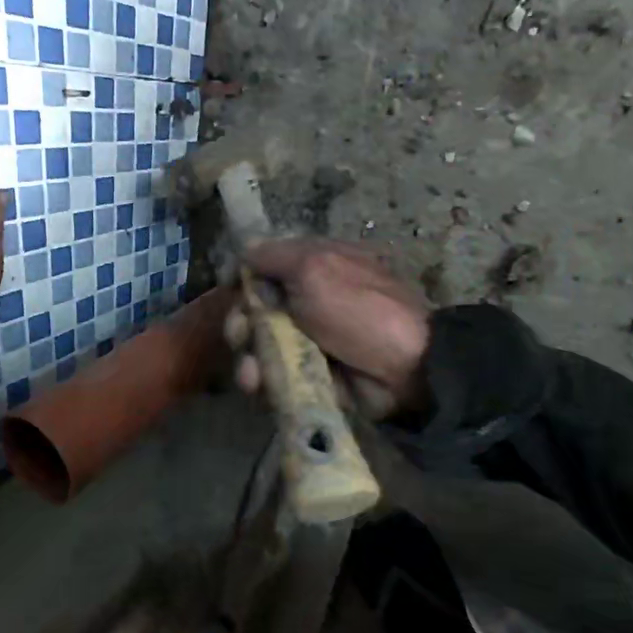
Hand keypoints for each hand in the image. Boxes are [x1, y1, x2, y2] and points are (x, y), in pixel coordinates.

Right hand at [227, 238, 430, 418]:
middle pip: (257, 306)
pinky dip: (263, 379)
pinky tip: (258, 384)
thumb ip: (274, 256)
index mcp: (315, 264)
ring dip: (249, 355)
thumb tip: (244, 248)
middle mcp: (309, 298)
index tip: (227, 286)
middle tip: (241, 333)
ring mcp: (309, 338)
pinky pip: (275, 373)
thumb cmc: (358, 310)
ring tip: (251, 372)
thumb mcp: (315, 268)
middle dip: (241, 320)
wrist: (406, 370)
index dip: (244, 274)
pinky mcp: (310, 372)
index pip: (267, 263)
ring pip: (261, 343)